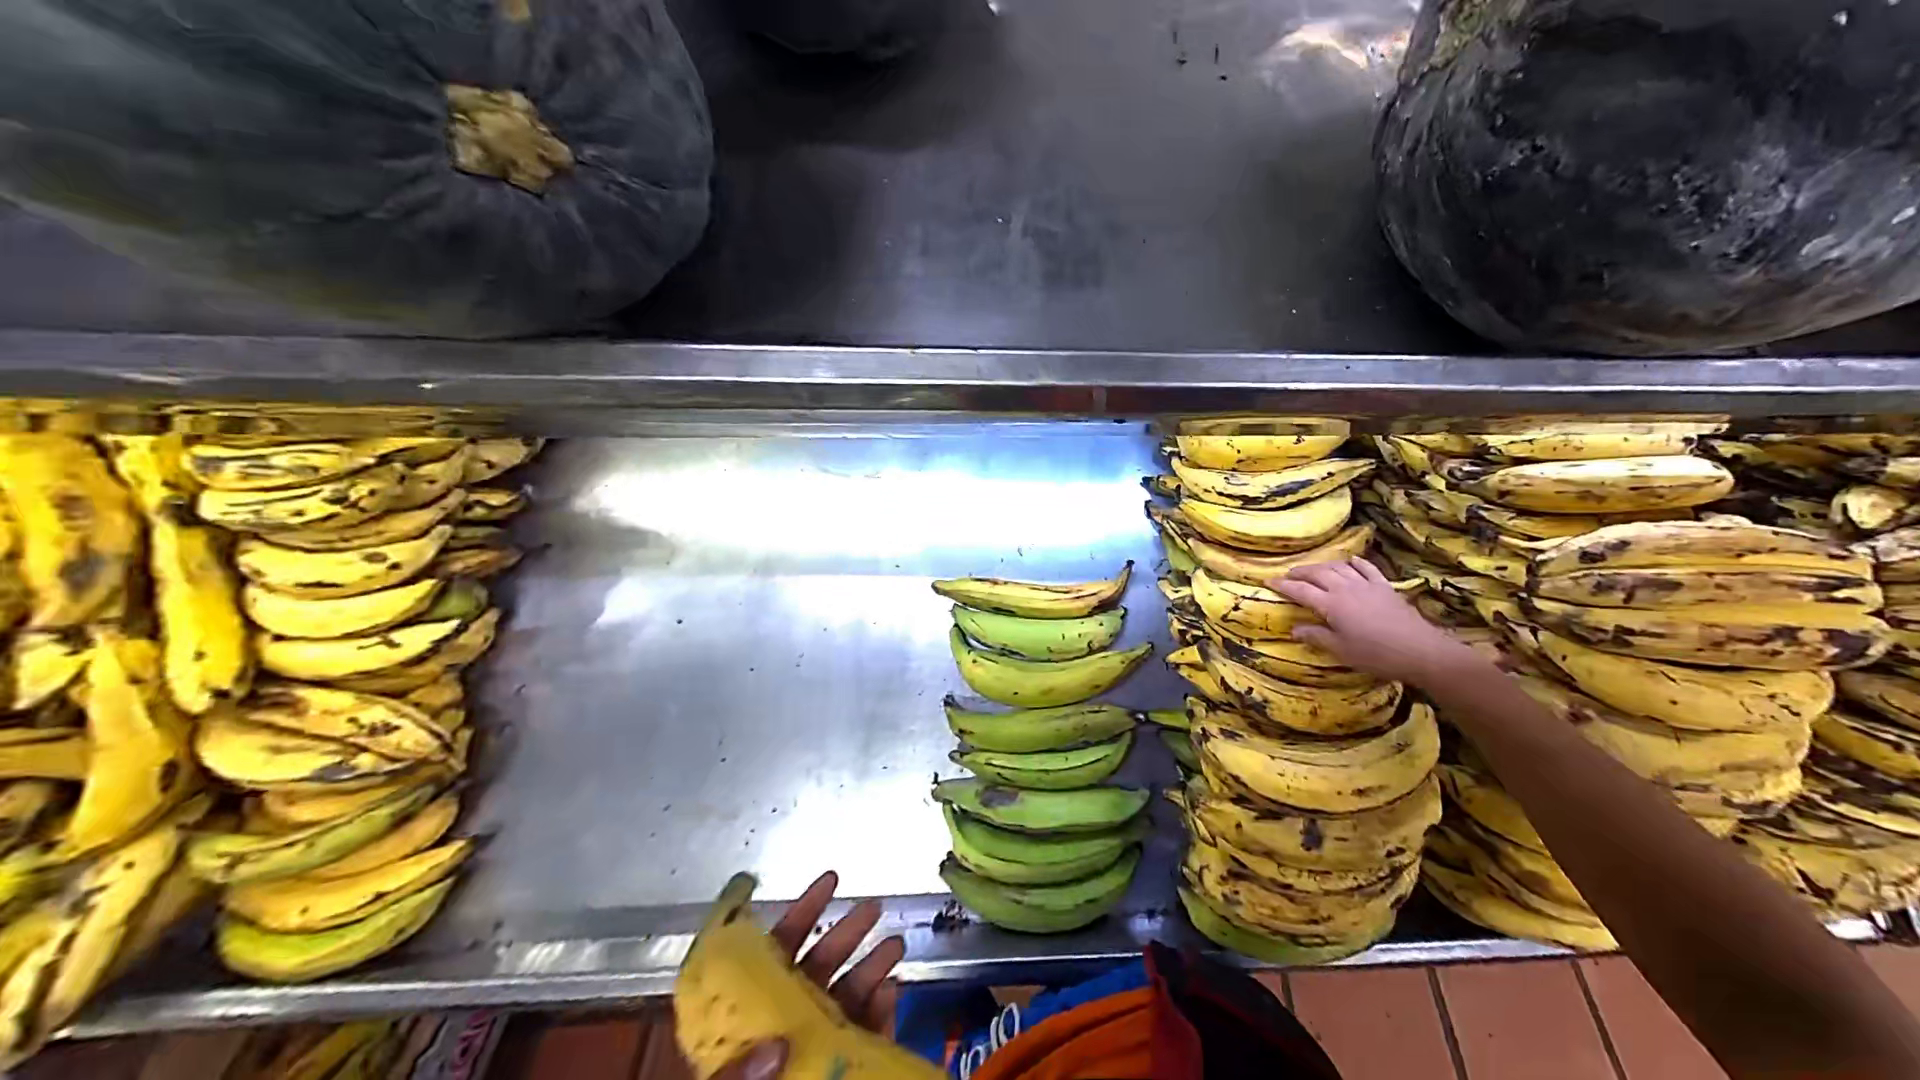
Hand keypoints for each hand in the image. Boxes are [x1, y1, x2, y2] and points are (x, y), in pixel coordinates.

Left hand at [707, 871, 904, 1079]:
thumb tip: (775, 1044)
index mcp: (747, 1026)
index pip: (770, 959)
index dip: (797, 918)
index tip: (826, 884)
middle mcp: (783, 1029)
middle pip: (814, 970)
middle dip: (844, 935)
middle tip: (873, 908)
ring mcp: (815, 1049)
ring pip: (845, 998)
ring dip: (870, 967)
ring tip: (894, 946)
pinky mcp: (844, 1066)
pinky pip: (865, 1036)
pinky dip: (882, 1013)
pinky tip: (892, 992)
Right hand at [1270, 557, 1473, 684]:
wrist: (1420, 651)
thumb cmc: (1375, 654)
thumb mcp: (1340, 650)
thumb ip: (1316, 636)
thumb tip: (1295, 629)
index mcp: (1330, 604)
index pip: (1300, 590)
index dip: (1283, 585)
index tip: (1269, 582)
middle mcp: (1345, 589)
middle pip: (1318, 573)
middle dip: (1300, 572)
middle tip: (1288, 574)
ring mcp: (1367, 585)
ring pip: (1340, 567)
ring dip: (1324, 565)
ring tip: (1314, 569)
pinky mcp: (1385, 587)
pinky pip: (1368, 569)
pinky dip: (1356, 563)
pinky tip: (1351, 561)